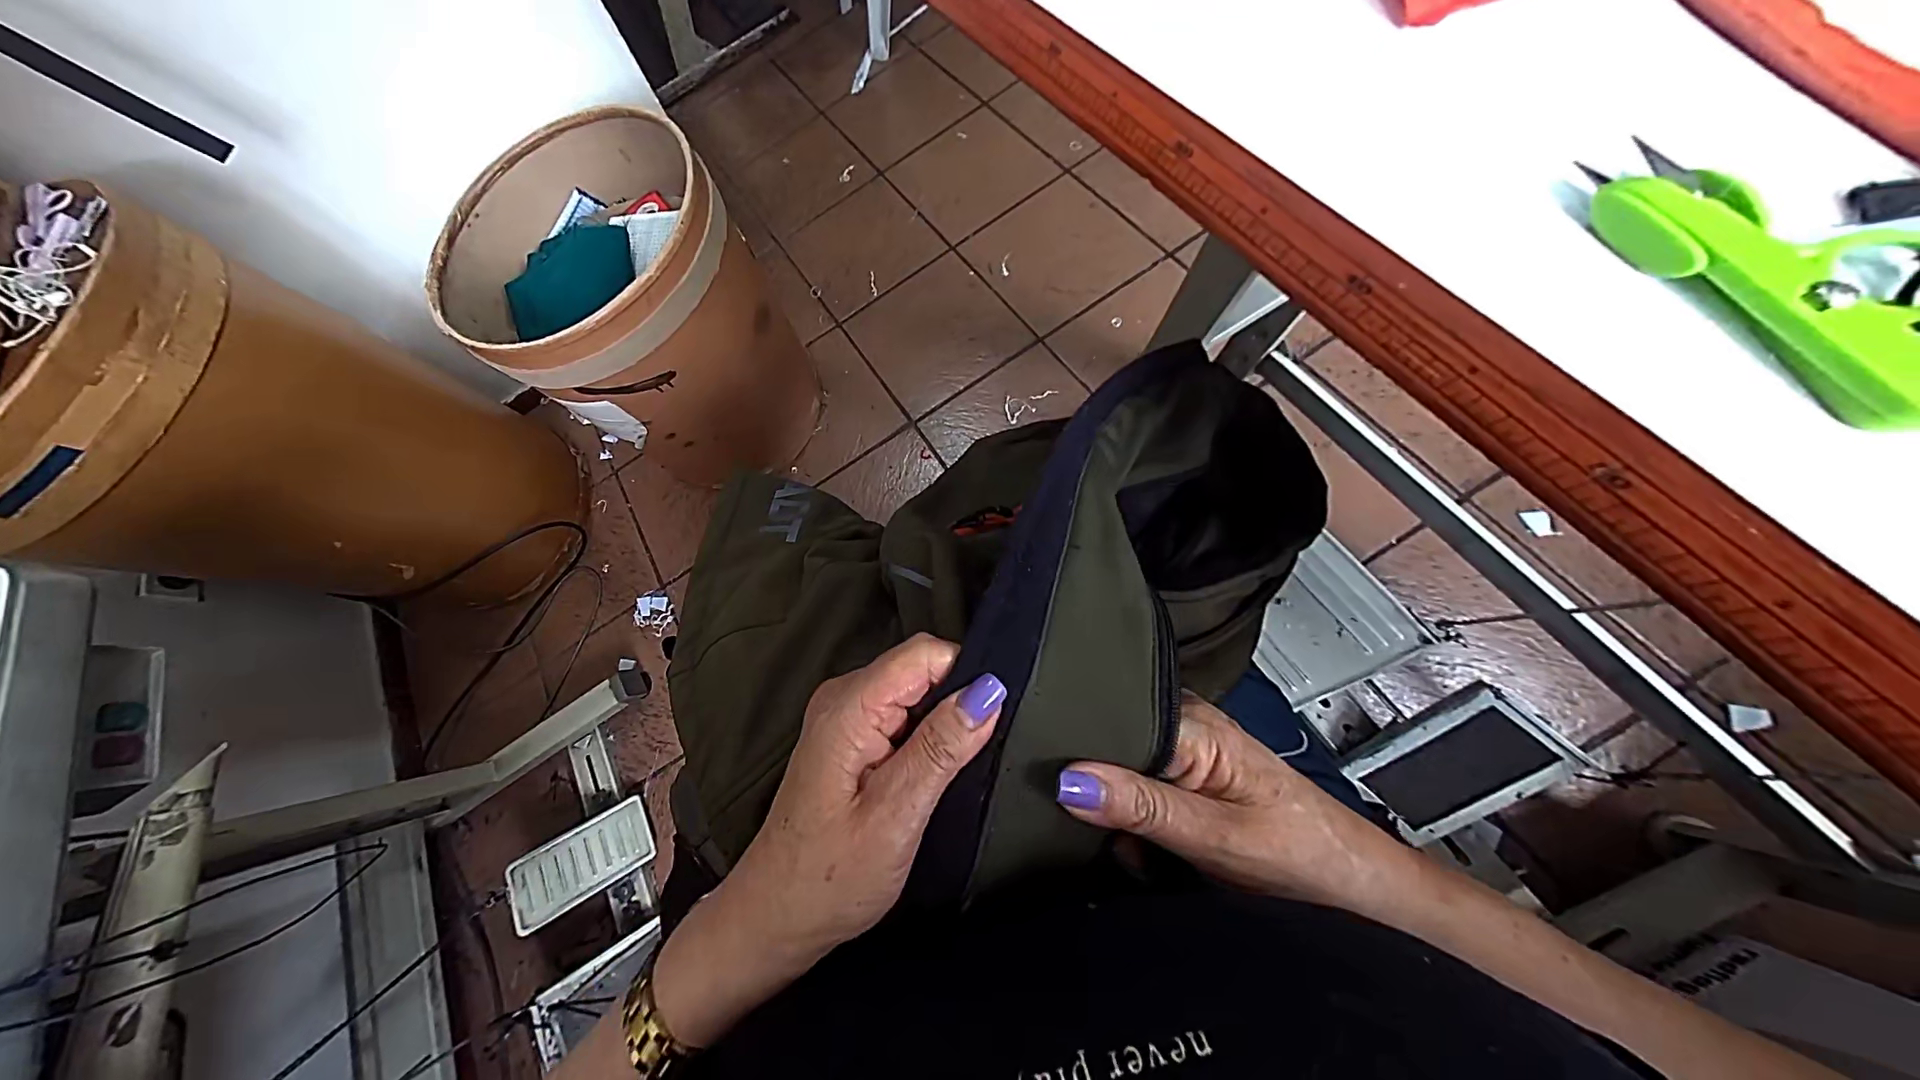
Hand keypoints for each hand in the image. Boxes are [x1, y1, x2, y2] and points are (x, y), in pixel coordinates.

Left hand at [653, 635, 1004, 1045]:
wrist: (777, 915)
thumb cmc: (827, 880)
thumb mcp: (896, 816)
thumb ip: (942, 748)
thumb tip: (987, 693)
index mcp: (848, 708)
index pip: (925, 653)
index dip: (965, 679)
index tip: (982, 724)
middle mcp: (842, 698)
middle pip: (921, 668)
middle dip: (954, 705)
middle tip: (955, 765)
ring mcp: (844, 714)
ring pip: (917, 691)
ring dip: (940, 726)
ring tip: (934, 779)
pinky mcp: (850, 733)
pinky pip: (903, 713)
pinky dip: (924, 738)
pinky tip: (919, 777)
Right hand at [1054, 692, 1413, 911]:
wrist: (1343, 873)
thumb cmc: (1301, 848)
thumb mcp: (1213, 836)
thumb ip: (1141, 806)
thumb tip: (1074, 781)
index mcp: (1191, 723)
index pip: (1108, 724)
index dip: (1083, 762)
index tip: (1077, 802)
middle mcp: (1184, 723)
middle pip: (1106, 748)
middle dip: (1104, 797)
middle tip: (1135, 836)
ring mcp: (1183, 746)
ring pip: (1116, 773)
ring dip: (1121, 816)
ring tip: (1156, 845)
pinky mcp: (1184, 770)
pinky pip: (1135, 787)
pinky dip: (1135, 820)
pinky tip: (1160, 842)